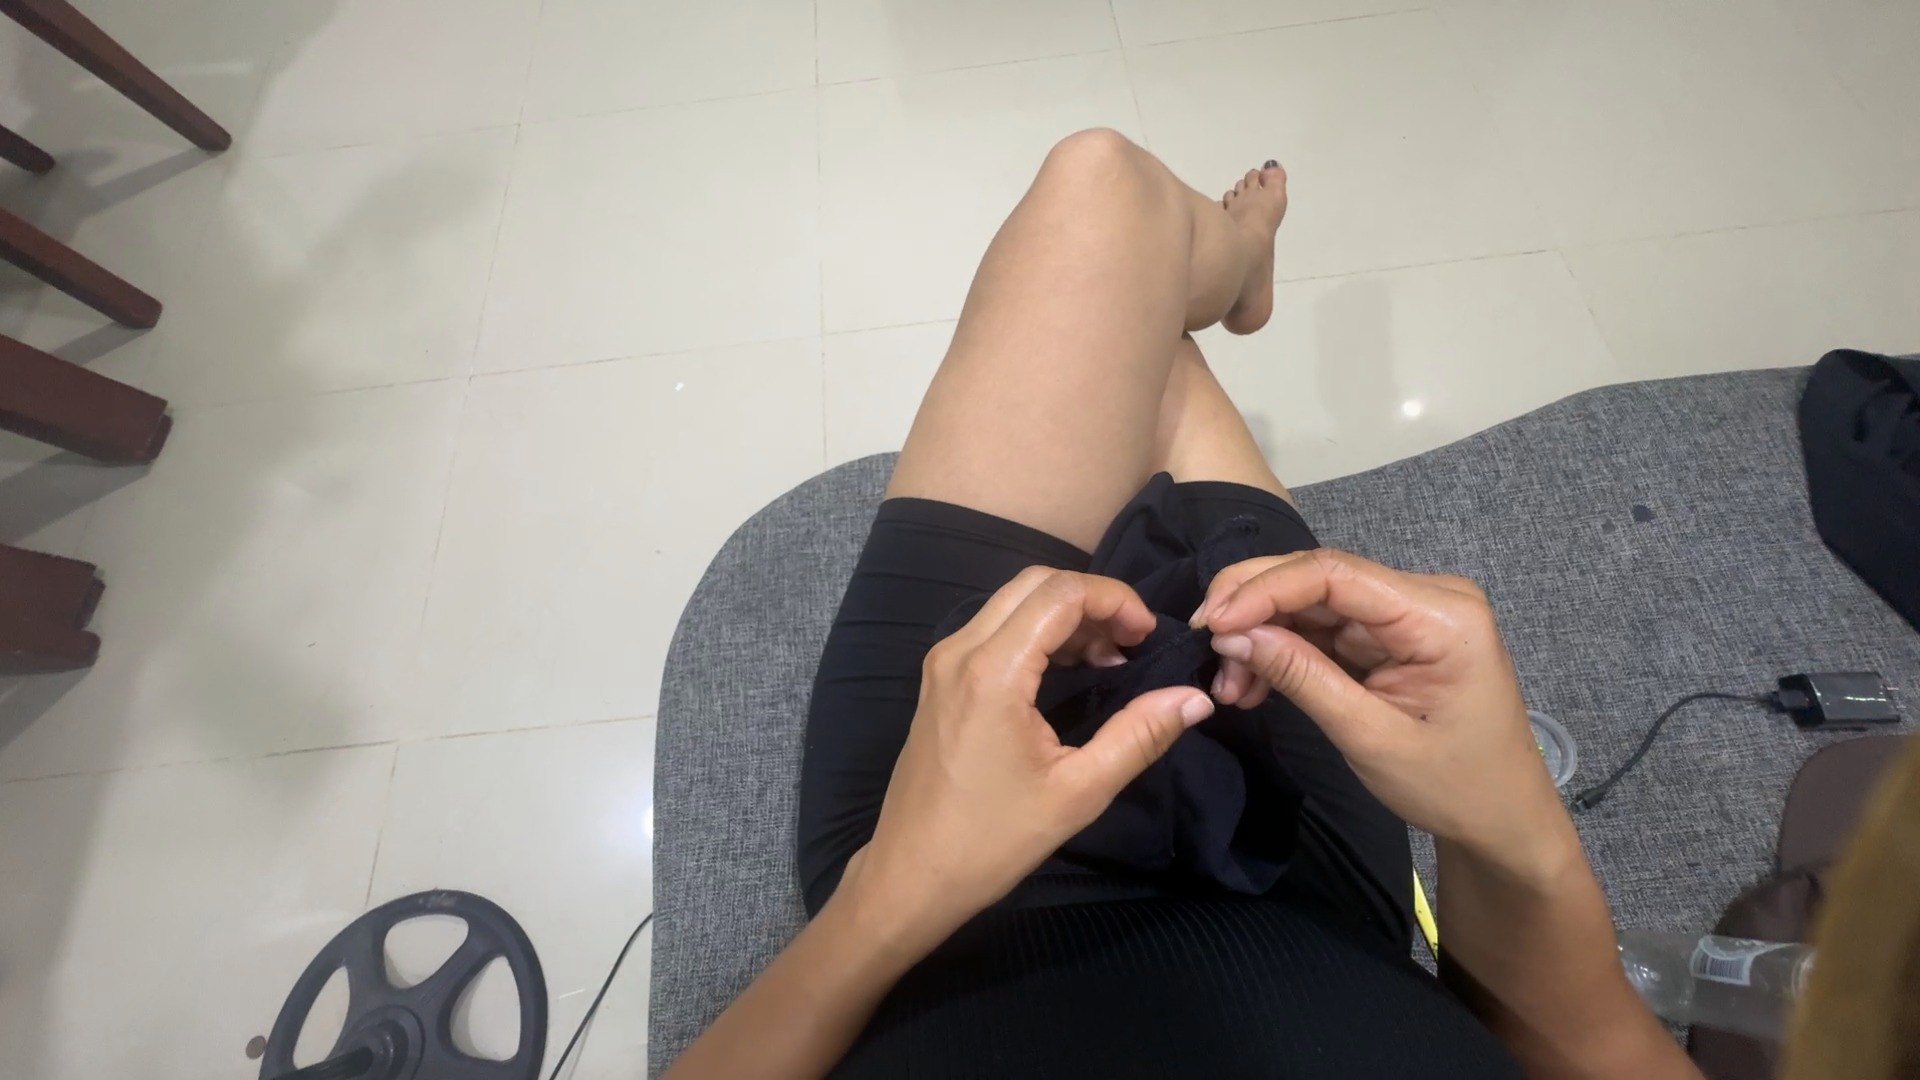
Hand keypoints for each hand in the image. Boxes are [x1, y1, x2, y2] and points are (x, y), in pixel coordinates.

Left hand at [844, 567, 1215, 947]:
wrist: (911, 872)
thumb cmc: (994, 839)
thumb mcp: (1078, 791)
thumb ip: (1139, 735)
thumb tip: (1195, 698)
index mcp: (992, 671)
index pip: (1060, 593)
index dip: (1115, 599)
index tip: (1148, 635)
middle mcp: (960, 649)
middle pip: (1035, 584)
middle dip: (1093, 599)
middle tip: (1133, 643)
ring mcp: (944, 660)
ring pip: (1013, 601)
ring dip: (1066, 614)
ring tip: (1111, 658)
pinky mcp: (941, 676)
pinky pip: (994, 628)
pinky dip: (1038, 631)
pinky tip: (1070, 668)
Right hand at [1192, 549, 1567, 873]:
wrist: (1501, 822)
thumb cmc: (1453, 787)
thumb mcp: (1368, 736)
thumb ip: (1300, 676)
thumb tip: (1230, 635)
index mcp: (1438, 614)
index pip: (1331, 573)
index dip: (1262, 589)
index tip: (1211, 624)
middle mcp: (1420, 596)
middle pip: (1313, 576)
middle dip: (1250, 607)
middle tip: (1204, 642)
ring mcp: (1400, 612)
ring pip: (1304, 601)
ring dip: (1257, 635)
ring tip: (1228, 685)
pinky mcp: (1382, 632)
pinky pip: (1314, 627)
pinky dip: (1276, 652)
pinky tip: (1250, 684)